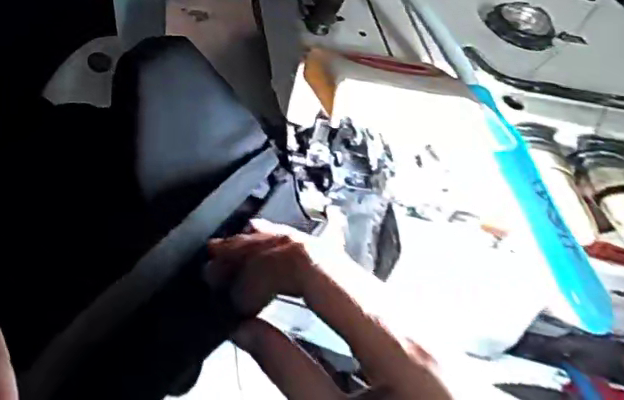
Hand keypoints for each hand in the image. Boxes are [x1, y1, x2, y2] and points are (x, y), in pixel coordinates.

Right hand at [207, 222, 452, 399]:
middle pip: (319, 250)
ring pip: (331, 255)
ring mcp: (407, 315)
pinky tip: (280, 268)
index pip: (311, 265)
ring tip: (236, 255)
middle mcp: (401, 313)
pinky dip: (301, 265)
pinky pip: (344, 276)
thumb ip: (292, 376)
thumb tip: (245, 329)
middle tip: (216, 261)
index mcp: (391, 339)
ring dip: (277, 251)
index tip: (230, 296)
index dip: (260, 268)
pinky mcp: (404, 327)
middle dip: (260, 248)